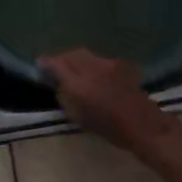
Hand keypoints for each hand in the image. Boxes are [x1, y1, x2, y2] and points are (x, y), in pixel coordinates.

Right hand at [39, 49, 174, 152]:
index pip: (57, 64)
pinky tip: (93, 74)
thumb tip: (60, 84)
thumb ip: (65, 97)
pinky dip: (91, 64)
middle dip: (61, 58)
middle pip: (72, 54)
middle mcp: (92, 68)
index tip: (39, 64)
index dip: (46, 63)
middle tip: (55, 66)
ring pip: (86, 55)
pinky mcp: (121, 65)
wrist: (143, 124)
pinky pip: (99, 60)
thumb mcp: (78, 117)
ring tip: (73, 69)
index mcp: (79, 84)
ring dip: (76, 60)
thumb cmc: (108, 127)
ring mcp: (109, 64)